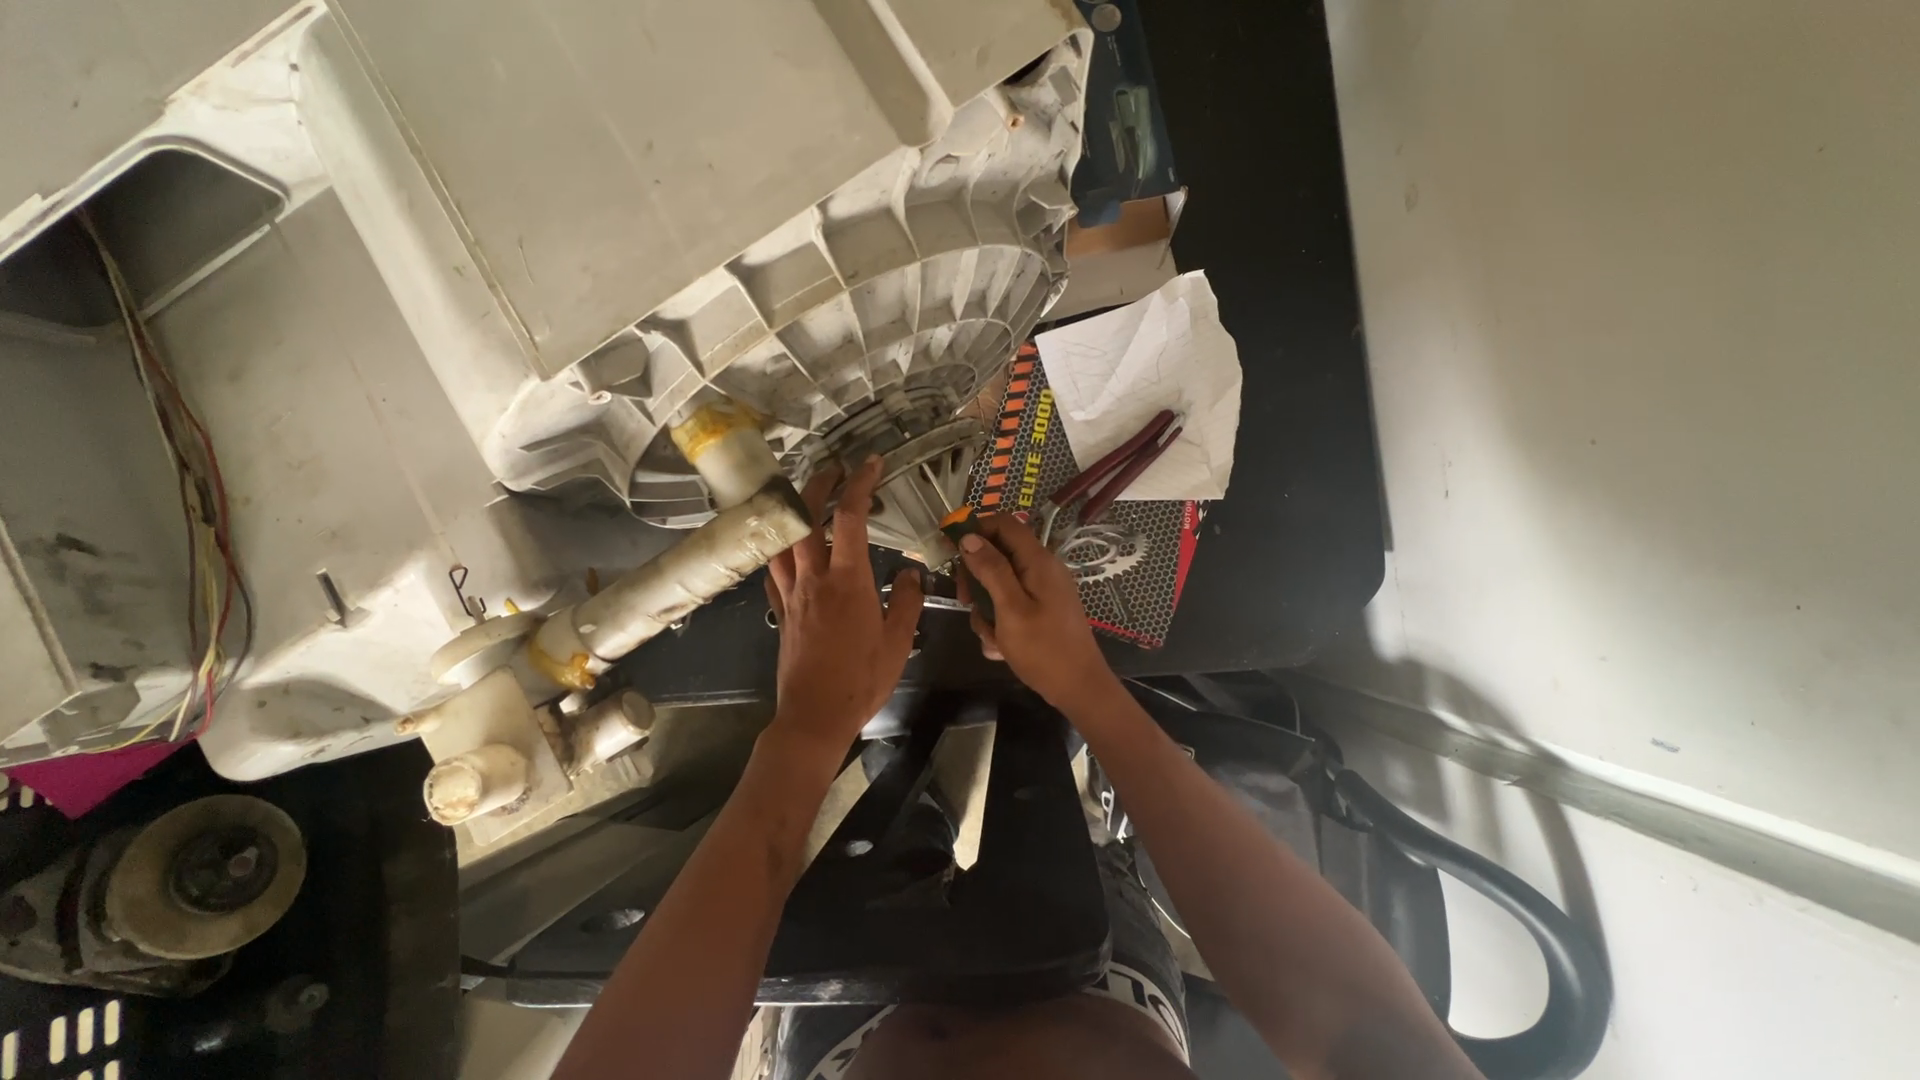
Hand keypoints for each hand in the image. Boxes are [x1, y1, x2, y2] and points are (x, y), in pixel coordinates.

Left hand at [764, 456, 923, 749]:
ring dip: (794, 511)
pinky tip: (789, 548)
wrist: (814, 715)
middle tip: (835, 470)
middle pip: (806, 517)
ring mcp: (791, 594)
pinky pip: (774, 569)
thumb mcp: (898, 642)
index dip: (861, 484)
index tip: (871, 464)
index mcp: (847, 581)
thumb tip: (909, 571)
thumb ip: (905, 600)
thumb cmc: (861, 681)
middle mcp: (814, 578)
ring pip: (784, 539)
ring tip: (806, 498)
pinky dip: (781, 548)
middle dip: (819, 485)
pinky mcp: (779, 612)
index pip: (851, 518)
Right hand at [955, 514, 1119, 710]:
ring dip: (986, 607)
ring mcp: (1043, 590)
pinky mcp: (1041, 609)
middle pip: (998, 554)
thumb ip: (990, 570)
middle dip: (976, 577)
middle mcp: (1042, 569)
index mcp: (1038, 561)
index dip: (974, 529)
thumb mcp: (1010, 609)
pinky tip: (1001, 646)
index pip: (1003, 523)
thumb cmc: (1043, 649)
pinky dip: (1000, 622)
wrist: (1078, 687)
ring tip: (991, 635)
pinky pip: (1010, 604)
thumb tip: (968, 537)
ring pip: (999, 584)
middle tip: (966, 601)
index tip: (949, 548)